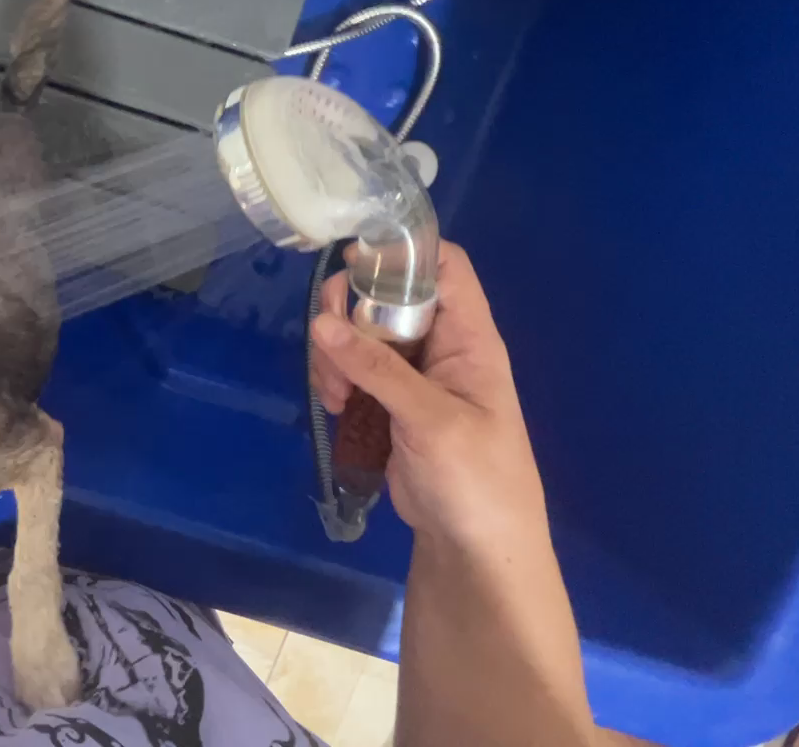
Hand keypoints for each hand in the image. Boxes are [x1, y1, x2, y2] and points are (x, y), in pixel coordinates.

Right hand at [308, 241, 548, 555]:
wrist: (474, 547)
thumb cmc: (477, 480)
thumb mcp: (431, 421)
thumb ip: (377, 369)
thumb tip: (321, 322)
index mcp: (468, 338)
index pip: (443, 268)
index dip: (403, 251)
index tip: (355, 263)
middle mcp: (437, 344)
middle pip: (384, 294)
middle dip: (348, 313)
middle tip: (327, 342)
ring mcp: (409, 371)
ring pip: (357, 330)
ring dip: (334, 351)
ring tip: (334, 393)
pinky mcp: (385, 396)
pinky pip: (348, 365)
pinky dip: (333, 376)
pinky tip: (335, 405)